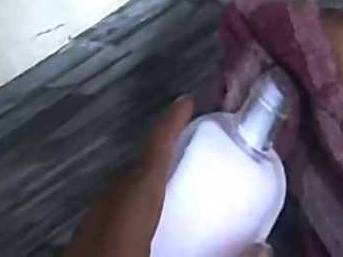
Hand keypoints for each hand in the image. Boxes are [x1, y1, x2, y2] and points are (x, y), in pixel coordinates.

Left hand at [66, 94, 271, 256]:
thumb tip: (264, 249)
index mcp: (124, 227)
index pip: (148, 164)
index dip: (167, 128)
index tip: (185, 101)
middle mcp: (96, 231)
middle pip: (124, 180)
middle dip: (152, 157)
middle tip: (182, 148)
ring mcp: (78, 250)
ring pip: (107, 204)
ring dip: (135, 188)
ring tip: (163, 190)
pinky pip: (98, 228)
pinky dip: (121, 216)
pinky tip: (135, 238)